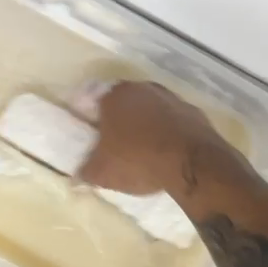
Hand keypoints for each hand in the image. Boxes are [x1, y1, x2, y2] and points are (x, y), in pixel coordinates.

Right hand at [75, 80, 241, 197]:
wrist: (192, 163)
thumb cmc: (137, 160)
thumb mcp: (101, 172)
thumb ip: (84, 172)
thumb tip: (75, 178)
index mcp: (114, 95)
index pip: (90, 98)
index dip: (85, 115)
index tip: (85, 132)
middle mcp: (142, 88)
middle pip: (121, 102)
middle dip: (114, 120)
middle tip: (109, 143)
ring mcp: (171, 98)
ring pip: (148, 110)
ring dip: (141, 124)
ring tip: (137, 149)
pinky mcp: (193, 112)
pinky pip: (170, 121)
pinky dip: (164, 132)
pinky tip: (163, 151)